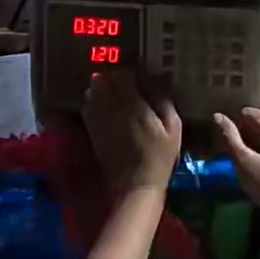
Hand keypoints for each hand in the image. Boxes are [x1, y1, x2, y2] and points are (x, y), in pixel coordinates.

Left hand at [82, 72, 182, 196]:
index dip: (129, 73)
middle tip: (124, 82)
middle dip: (112, 78)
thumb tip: (156, 85)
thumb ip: (164, 102)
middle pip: (103, 80)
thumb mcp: (173, 128)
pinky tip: (103, 106)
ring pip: (92, 92)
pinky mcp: (92, 131)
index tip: (138, 78)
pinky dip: (92, 102)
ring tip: (112, 92)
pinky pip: (86, 108)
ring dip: (100, 88)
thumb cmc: (159, 157)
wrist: (135, 185)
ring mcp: (98, 120)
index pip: (122, 76)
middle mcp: (112, 108)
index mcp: (133, 105)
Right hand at [212, 108, 259, 236]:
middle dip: (244, 136)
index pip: (250, 114)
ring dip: (253, 147)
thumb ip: (230, 139)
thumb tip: (217, 116)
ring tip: (238, 160)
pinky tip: (256, 168)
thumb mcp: (246, 165)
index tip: (221, 139)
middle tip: (228, 152)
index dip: (233, 124)